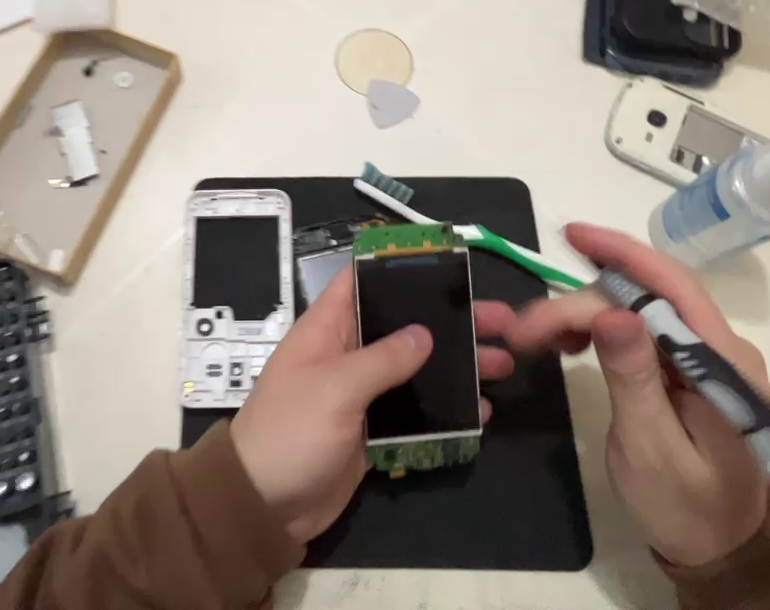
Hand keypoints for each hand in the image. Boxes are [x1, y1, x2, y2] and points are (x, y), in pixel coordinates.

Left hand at [230, 264, 517, 542]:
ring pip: (415, 367)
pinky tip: (481, 410)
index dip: (399, 267)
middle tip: (501, 320)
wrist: (265, 505)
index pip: (361, 280)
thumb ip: (382, 359)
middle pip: (402, 323)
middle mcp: (347, 352)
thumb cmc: (291, 432)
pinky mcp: (373, 428)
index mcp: (327, 328)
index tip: (447, 264)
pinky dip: (446, 408)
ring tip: (504, 363)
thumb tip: (425, 333)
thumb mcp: (335, 388)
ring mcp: (362, 392)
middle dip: (448, 320)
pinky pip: (415, 409)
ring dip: (456, 364)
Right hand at [505, 223, 769, 566]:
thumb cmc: (688, 508)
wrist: (724, 551)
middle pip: (642, 296)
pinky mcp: (679, 367)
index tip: (571, 235)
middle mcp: (715, 347)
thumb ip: (633, 378)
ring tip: (535, 337)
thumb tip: (612, 313)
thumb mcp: (652, 448)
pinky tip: (564, 343)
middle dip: (578, 301)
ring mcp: (698, 356)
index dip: (622, 253)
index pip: (672, 287)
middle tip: (525, 328)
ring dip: (579, 313)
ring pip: (631, 309)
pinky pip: (631, 329)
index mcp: (722, 364)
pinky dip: (591, 329)